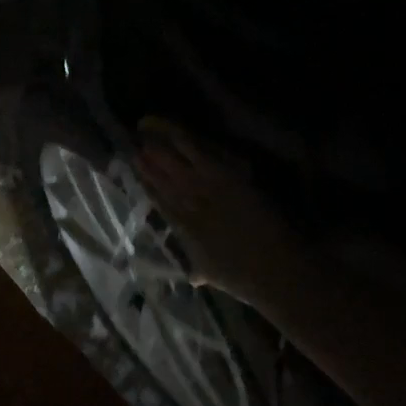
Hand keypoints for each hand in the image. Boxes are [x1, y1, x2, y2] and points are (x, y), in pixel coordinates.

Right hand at [134, 118, 312, 306]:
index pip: (158, 200)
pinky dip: (176, 136)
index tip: (134, 169)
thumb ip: (200, 271)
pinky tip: (163, 127)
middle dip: (146, 161)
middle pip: (161, 178)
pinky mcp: (220, 175)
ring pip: (171, 161)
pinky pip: (192, 150)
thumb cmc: (245, 278)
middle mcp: (185, 205)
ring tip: (142, 129)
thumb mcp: (213, 275)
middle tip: (133, 146)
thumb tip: (194, 278)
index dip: (146, 183)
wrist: (272, 270)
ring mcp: (202, 188)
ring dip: (156, 145)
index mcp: (182, 228)